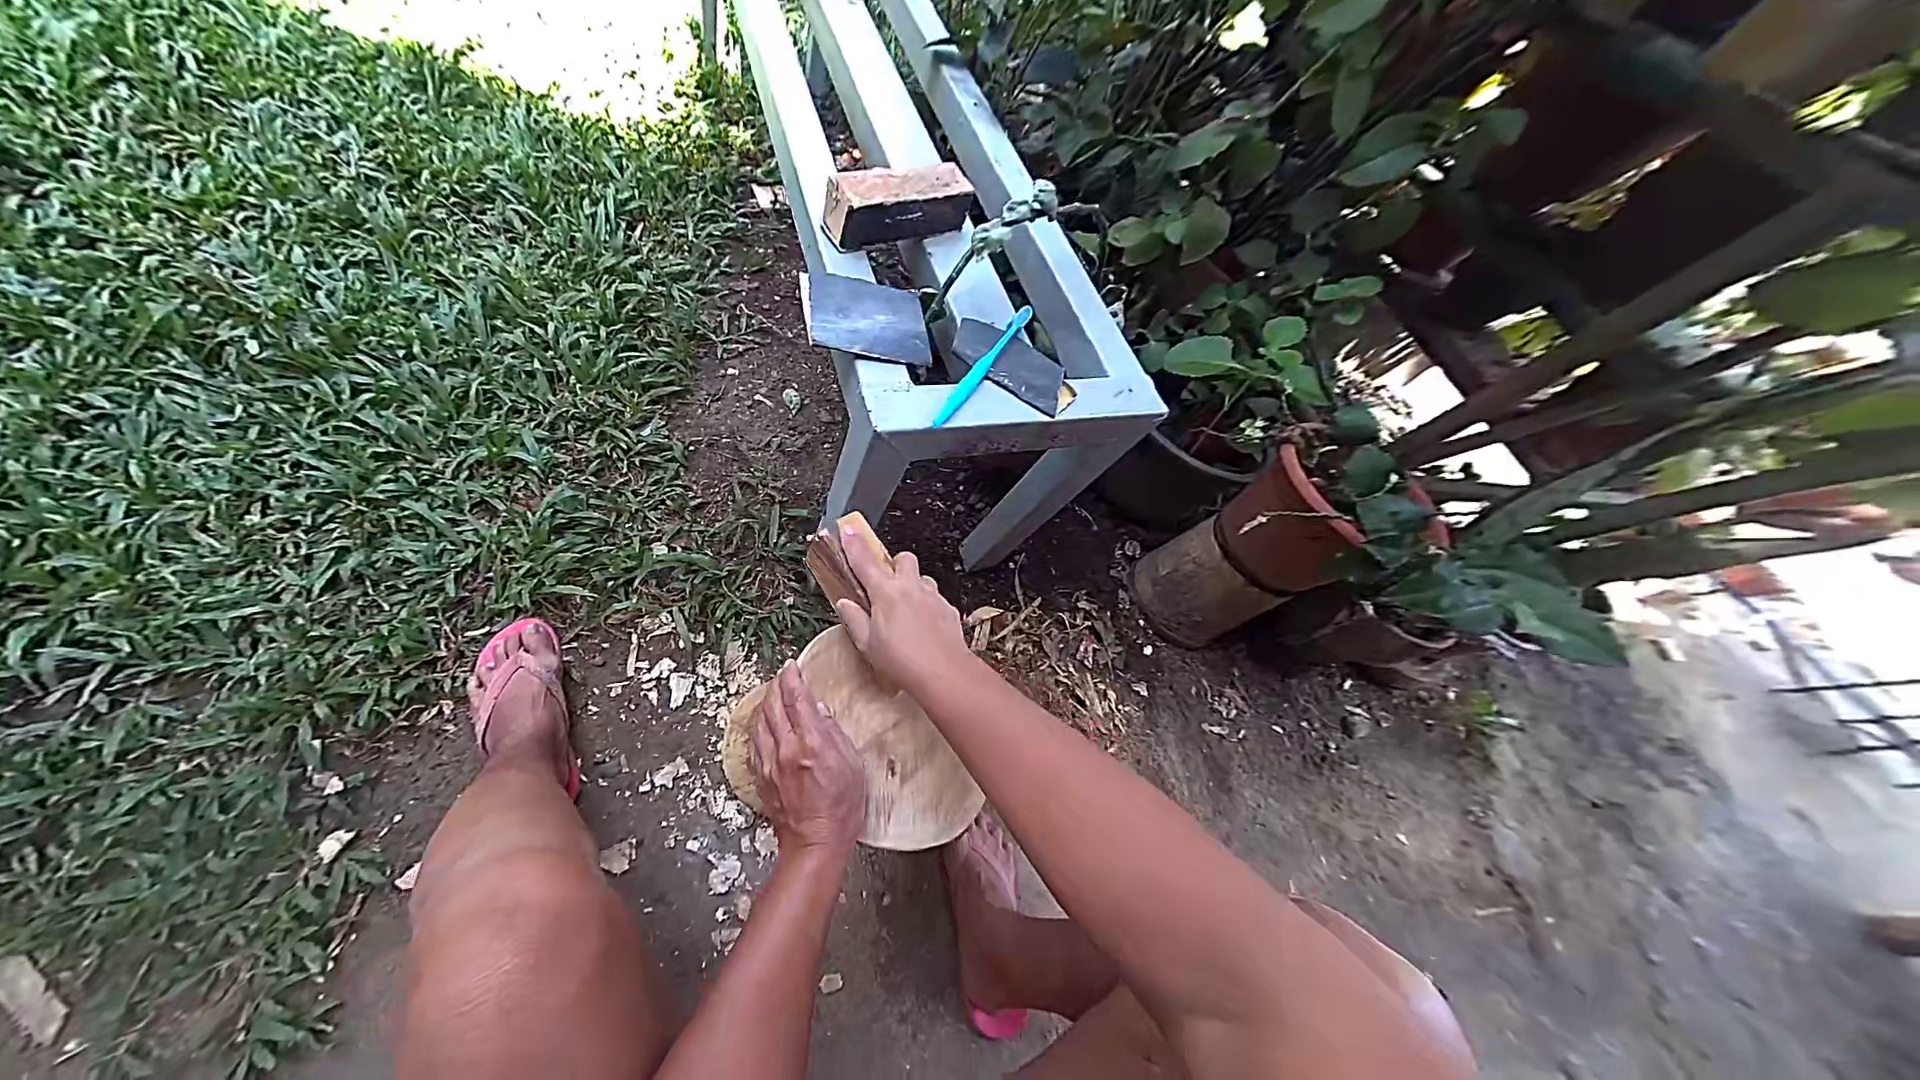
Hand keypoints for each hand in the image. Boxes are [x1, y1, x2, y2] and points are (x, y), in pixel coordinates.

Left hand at [750, 662, 866, 854]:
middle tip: (782, 676)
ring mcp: (770, 764)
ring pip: (760, 722)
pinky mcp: (761, 777)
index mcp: (811, 743)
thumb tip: (820, 711)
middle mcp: (785, 749)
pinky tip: (765, 724)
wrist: (815, 842)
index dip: (793, 678)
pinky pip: (755, 743)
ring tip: (773, 695)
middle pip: (773, 706)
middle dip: (777, 686)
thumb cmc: (841, 806)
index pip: (797, 699)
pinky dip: (760, 726)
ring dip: (766, 704)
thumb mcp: (852, 764)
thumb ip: (834, 733)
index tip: (792, 666)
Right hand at [831, 527, 969, 692]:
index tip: (847, 529)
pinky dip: (926, 605)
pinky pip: (935, 598)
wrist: (944, 672)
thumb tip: (845, 604)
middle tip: (884, 584)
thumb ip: (854, 619)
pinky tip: (921, 625)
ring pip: (922, 578)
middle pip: (903, 559)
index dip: (853, 543)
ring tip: (904, 609)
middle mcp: (911, 587)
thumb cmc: (903, 661)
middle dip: (893, 564)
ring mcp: (932, 596)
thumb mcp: (867, 643)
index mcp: (886, 592)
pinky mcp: (948, 608)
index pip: (864, 561)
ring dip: (912, 586)